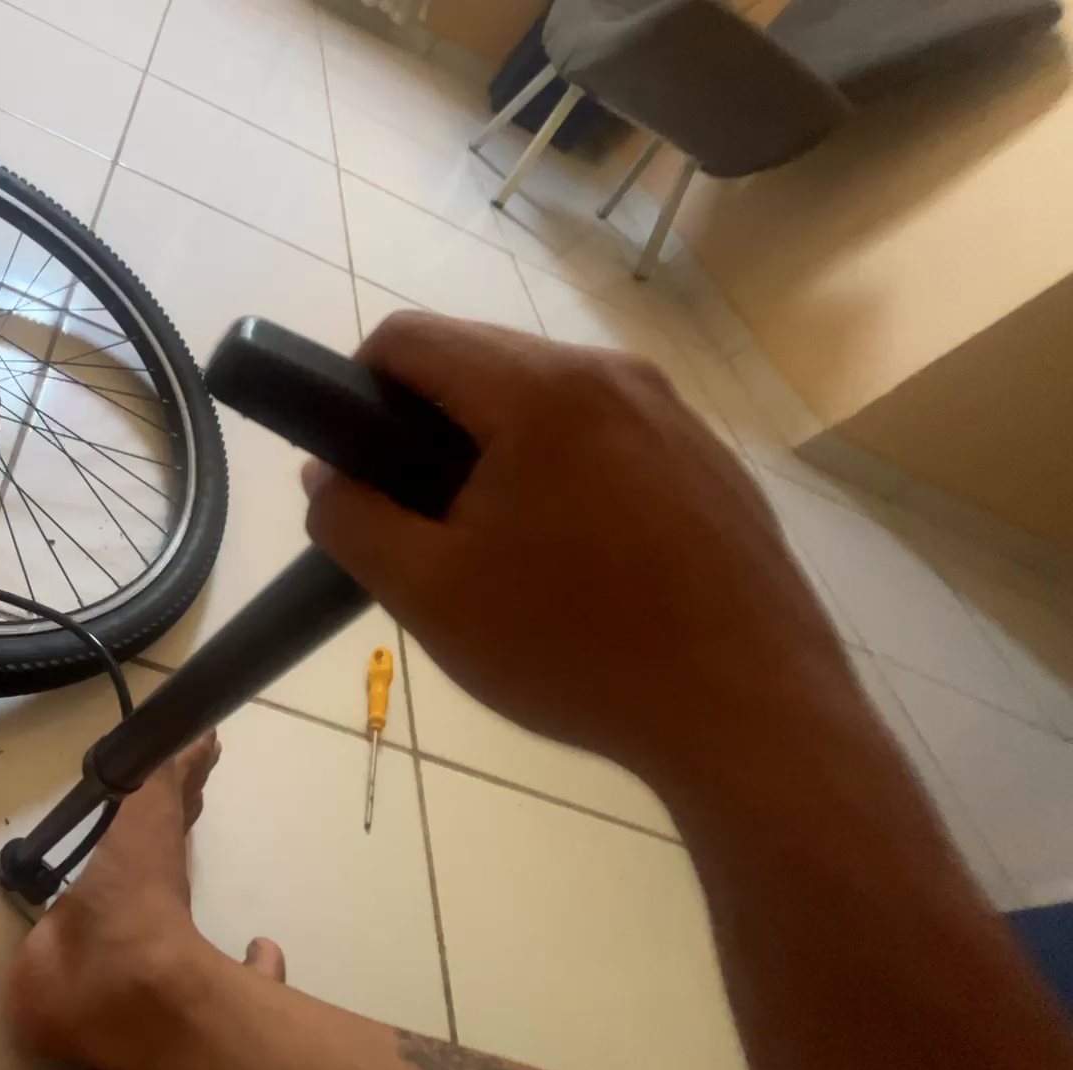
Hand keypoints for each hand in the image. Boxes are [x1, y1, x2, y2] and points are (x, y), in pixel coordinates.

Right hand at [303, 312, 860, 779]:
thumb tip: (324, 473)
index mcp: (542, 391)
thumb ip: (349, 519)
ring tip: (484, 537)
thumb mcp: (425, 592)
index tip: (358, 464)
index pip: (409, 339)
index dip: (355, 388)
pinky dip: (544, 463)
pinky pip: (590, 429)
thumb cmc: (571, 650)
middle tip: (414, 514)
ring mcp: (671, 411)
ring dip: (480, 445)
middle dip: (418, 423)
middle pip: (472, 360)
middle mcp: (613, 374)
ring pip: (532, 395)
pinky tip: (559, 549)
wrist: (752, 723)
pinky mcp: (702, 455)